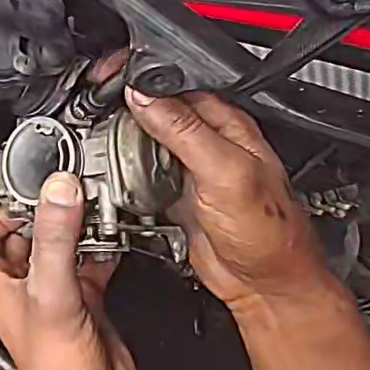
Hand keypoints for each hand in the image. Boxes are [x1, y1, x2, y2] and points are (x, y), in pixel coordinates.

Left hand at [0, 172, 138, 369]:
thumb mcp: (54, 294)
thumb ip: (56, 238)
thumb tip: (59, 190)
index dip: (1, 209)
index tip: (30, 190)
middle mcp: (24, 285)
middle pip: (26, 232)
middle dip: (46, 210)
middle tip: (70, 189)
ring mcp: (54, 292)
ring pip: (59, 244)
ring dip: (75, 225)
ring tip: (94, 205)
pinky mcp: (85, 301)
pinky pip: (90, 261)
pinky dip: (101, 246)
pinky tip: (115, 236)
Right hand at [124, 88, 336, 310]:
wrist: (266, 287)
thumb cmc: (268, 231)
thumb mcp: (224, 171)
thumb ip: (183, 130)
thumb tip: (144, 97)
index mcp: (226, 124)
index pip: (178, 87)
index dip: (146, 81)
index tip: (115, 84)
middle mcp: (207, 142)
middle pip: (158, 112)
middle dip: (129, 111)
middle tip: (101, 114)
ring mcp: (189, 169)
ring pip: (148, 143)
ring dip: (126, 143)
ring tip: (106, 143)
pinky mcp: (175, 195)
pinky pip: (144, 176)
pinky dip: (128, 174)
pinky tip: (119, 175)